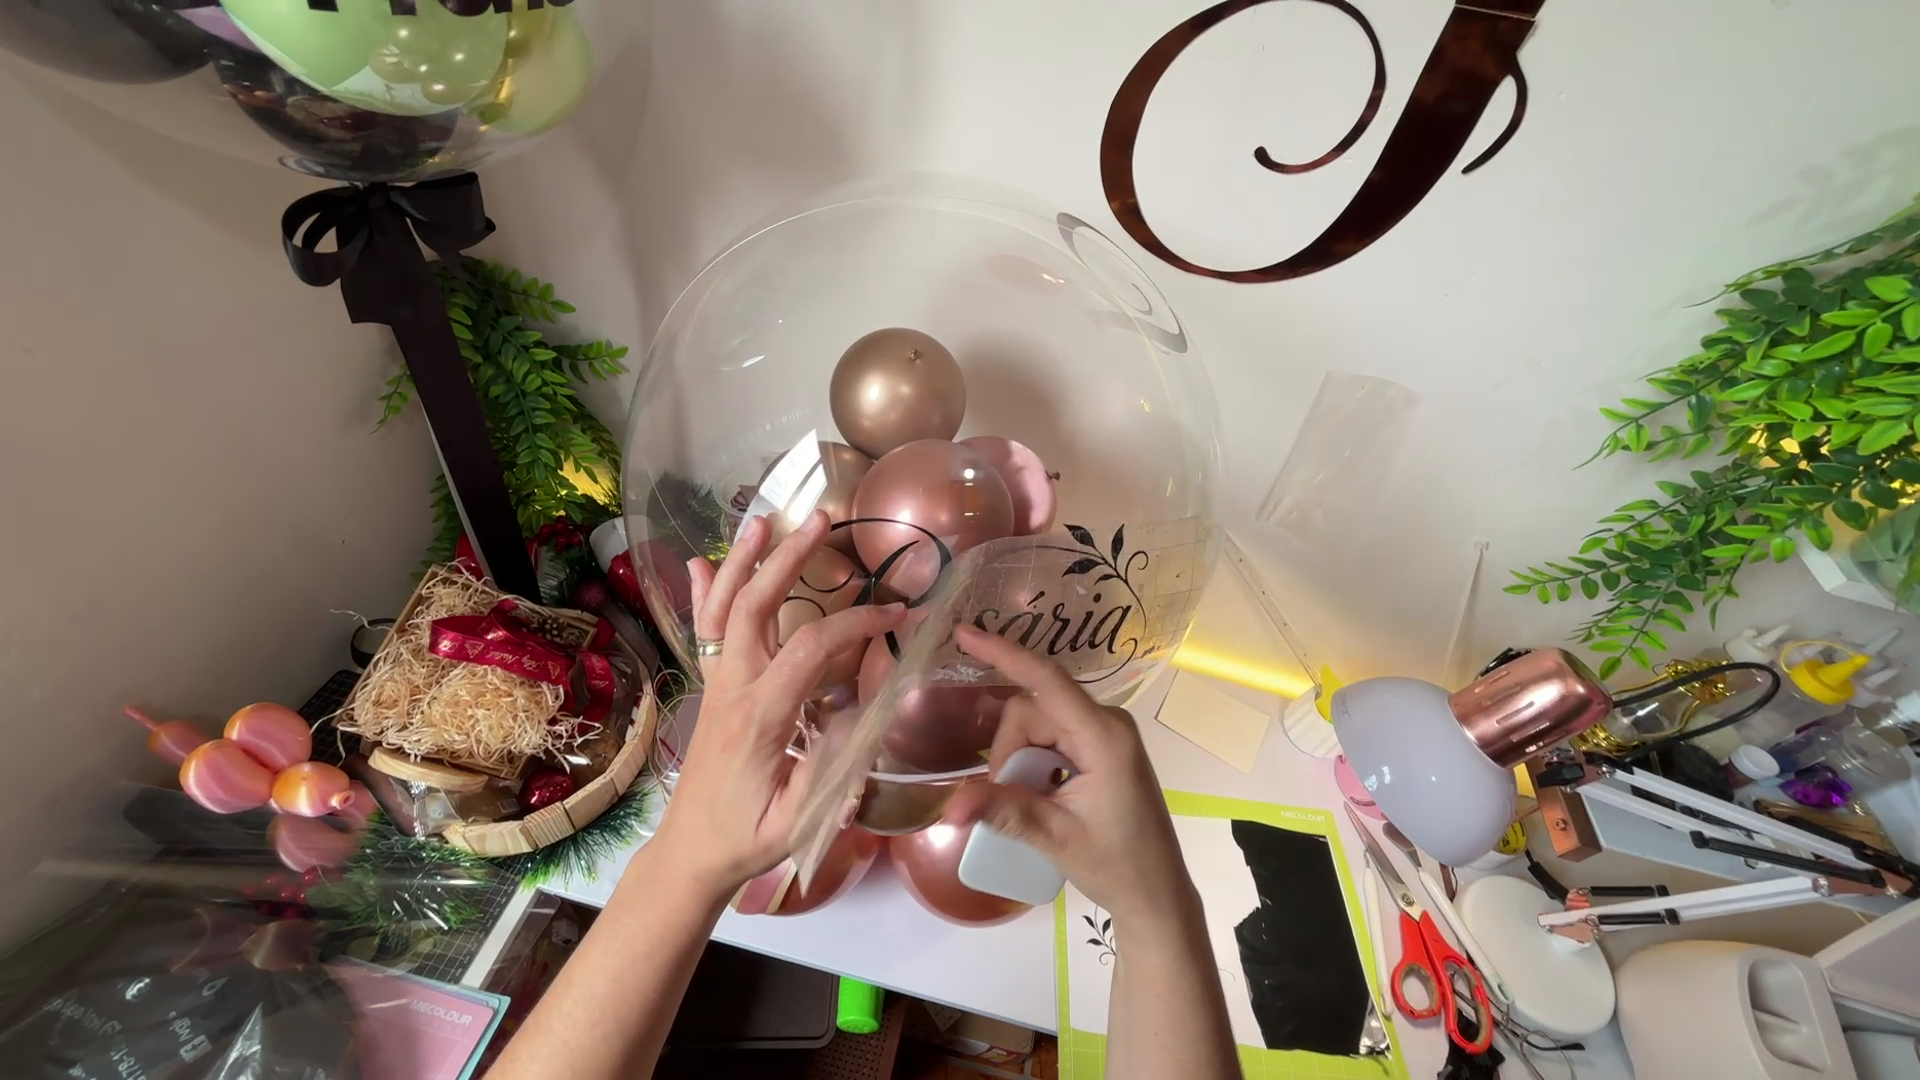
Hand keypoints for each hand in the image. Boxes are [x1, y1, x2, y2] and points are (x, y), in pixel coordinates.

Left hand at [645, 511, 905, 898]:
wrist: (689, 852)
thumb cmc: (746, 840)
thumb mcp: (797, 822)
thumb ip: (831, 772)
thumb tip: (864, 716)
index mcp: (760, 718)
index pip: (809, 648)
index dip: (855, 622)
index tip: (896, 614)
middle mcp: (733, 689)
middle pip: (755, 608)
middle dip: (788, 560)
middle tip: (820, 522)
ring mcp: (718, 685)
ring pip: (724, 611)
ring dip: (742, 561)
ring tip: (762, 520)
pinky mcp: (714, 688)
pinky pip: (707, 632)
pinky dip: (704, 593)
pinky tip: (700, 562)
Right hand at [940, 626, 1195, 924]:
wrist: (1156, 894)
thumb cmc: (1116, 866)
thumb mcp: (1054, 838)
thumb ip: (1003, 811)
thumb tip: (950, 806)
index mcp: (1103, 736)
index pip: (1046, 681)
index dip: (1004, 654)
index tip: (965, 633)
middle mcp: (1107, 722)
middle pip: (1033, 710)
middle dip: (1009, 751)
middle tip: (1011, 801)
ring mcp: (1105, 732)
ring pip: (1038, 724)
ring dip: (1021, 760)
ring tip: (1033, 804)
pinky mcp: (1101, 745)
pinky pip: (1052, 736)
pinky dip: (1034, 761)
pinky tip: (1039, 793)